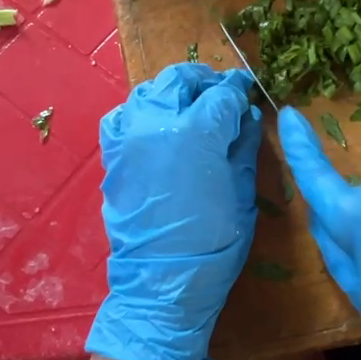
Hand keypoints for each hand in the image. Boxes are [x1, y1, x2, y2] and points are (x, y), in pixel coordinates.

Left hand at [86, 64, 262, 359]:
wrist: (164, 279)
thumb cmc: (215, 242)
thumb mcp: (242, 192)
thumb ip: (244, 146)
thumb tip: (247, 116)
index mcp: (195, 132)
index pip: (221, 94)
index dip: (238, 90)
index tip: (247, 90)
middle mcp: (156, 123)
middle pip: (179, 80)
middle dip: (204, 82)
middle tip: (221, 94)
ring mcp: (128, 136)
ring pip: (149, 91)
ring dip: (172, 92)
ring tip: (191, 106)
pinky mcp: (113, 154)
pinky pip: (124, 116)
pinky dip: (143, 111)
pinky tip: (159, 124)